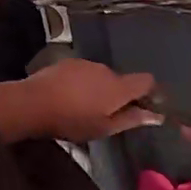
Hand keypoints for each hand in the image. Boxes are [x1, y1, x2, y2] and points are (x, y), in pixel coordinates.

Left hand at [20, 58, 160, 141]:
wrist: (35, 102)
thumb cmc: (73, 120)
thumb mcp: (105, 127)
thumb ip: (131, 119)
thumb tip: (155, 115)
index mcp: (118, 86)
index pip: (145, 80)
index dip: (150, 91)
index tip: (147, 105)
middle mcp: (104, 69)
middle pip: (121, 79)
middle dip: (121, 94)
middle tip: (111, 114)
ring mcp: (85, 63)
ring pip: (102, 76)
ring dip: (100, 88)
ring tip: (88, 107)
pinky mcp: (68, 62)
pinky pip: (85, 72)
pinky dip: (85, 83)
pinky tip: (72, 96)